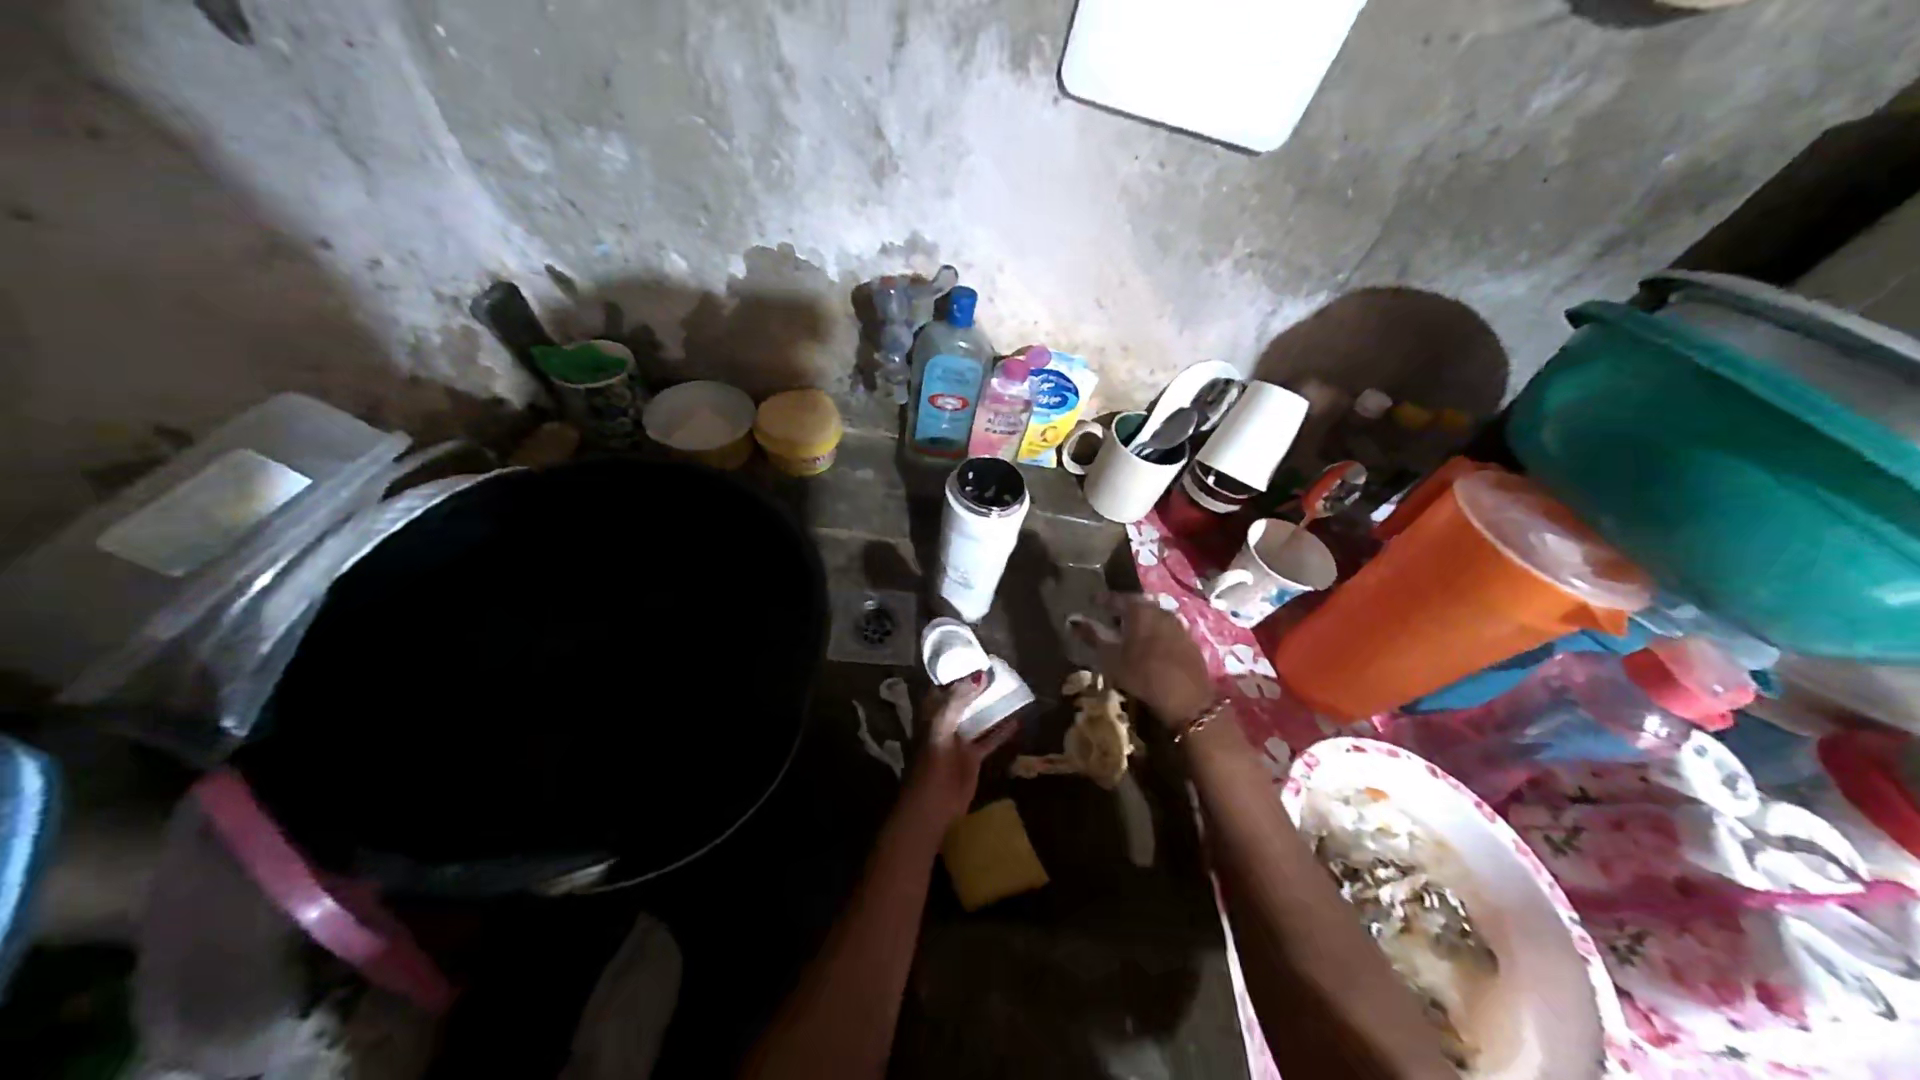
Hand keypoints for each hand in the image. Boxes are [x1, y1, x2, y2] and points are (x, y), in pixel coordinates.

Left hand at [903, 673, 1018, 828]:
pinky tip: (1018, 720)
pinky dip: (1002, 730)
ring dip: (990, 705)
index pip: (942, 686)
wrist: (932, 806)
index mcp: (930, 714)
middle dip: (976, 686)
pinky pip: (989, 738)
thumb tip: (979, 675)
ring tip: (1010, 689)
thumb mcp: (940, 728)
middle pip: (961, 699)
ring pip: (977, 717)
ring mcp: (959, 740)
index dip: (955, 672)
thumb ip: (957, 701)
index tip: (975, 657)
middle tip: (998, 670)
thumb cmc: (931, 765)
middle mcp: (944, 723)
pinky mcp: (972, 757)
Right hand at [1097, 599, 1215, 726]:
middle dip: (1123, 609)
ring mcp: (1177, 624)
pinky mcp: (1189, 640)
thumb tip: (1073, 619)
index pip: (1116, 598)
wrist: (1186, 697)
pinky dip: (1154, 632)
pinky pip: (1166, 628)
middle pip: (1137, 604)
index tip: (1091, 602)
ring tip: (1129, 630)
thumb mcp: (1110, 656)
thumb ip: (1091, 635)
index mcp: (1139, 609)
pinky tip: (1150, 644)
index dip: (1101, 600)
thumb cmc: (1141, 674)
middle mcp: (1160, 610)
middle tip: (1110, 615)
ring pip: (1153, 616)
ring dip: (1140, 620)